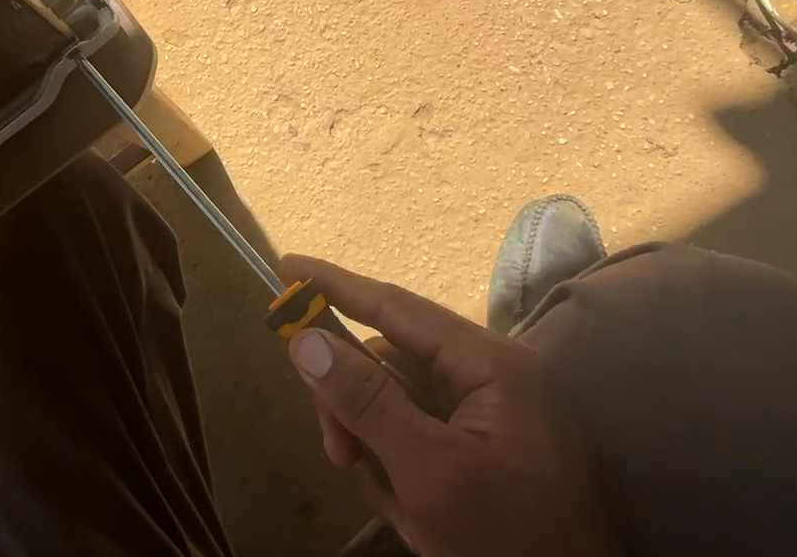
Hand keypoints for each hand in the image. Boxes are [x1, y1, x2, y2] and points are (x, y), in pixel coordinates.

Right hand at [281, 255, 620, 556]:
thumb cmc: (511, 543)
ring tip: (396, 504)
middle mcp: (487, 378)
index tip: (285, 268)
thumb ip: (365, 401)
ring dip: (376, 450)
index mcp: (488, 365)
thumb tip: (304, 339)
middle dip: (354, 406)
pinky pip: (411, 439)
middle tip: (337, 453)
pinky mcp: (480, 453)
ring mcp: (485, 417)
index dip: (335, 285)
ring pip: (392, 404)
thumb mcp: (430, 473)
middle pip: (386, 361)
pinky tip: (417, 516)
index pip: (394, 306)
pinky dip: (398, 473)